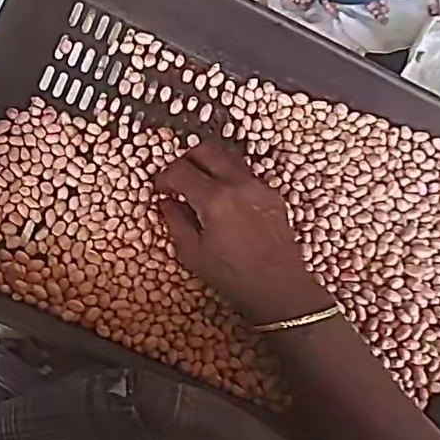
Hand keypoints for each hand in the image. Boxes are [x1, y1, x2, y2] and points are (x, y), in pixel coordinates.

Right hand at [153, 142, 332, 322]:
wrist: (279, 288)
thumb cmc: (234, 277)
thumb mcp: (193, 254)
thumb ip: (176, 222)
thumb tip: (167, 203)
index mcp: (215, 199)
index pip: (180, 170)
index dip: (163, 178)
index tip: (159, 190)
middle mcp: (239, 184)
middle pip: (205, 151)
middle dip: (185, 161)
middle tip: (176, 181)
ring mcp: (259, 186)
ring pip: (228, 158)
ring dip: (208, 166)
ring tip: (198, 190)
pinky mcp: (272, 195)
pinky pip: (244, 174)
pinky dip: (227, 178)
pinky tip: (222, 203)